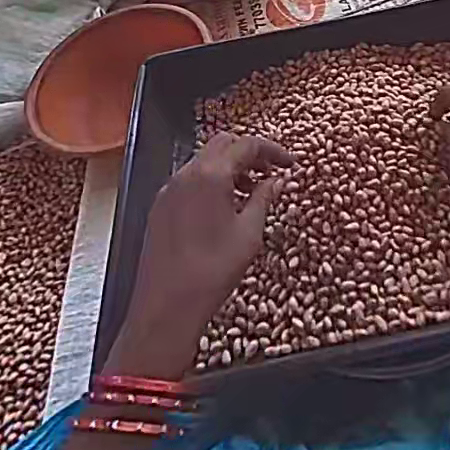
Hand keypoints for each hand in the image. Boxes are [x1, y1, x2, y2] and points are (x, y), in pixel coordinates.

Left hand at [113, 133, 293, 376]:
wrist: (166, 306)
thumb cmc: (212, 271)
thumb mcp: (249, 233)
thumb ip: (264, 198)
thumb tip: (276, 180)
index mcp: (211, 175)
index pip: (246, 145)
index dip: (272, 150)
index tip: (289, 163)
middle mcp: (186, 174)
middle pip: (222, 144)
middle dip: (249, 153)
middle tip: (270, 172)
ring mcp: (169, 189)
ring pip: (204, 160)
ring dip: (229, 167)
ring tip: (249, 192)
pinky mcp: (160, 206)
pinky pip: (189, 179)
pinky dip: (210, 181)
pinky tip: (223, 207)